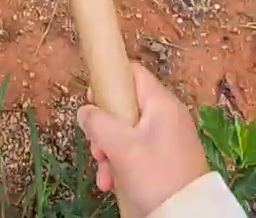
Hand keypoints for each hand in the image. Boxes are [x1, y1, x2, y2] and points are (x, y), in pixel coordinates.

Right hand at [77, 64, 208, 217]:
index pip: (131, 72)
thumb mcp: (121, 146)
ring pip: (129, 133)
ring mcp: (170, 140)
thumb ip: (97, 122)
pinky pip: (140, 151)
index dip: (109, 82)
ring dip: (111, 151)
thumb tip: (85, 112)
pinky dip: (124, 164)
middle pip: (126, 107)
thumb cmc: (156, 176)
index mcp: (161, 103)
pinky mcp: (170, 161)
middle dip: (105, 129)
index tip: (93, 103)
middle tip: (97, 149)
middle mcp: (168, 116)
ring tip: (104, 175)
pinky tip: (113, 183)